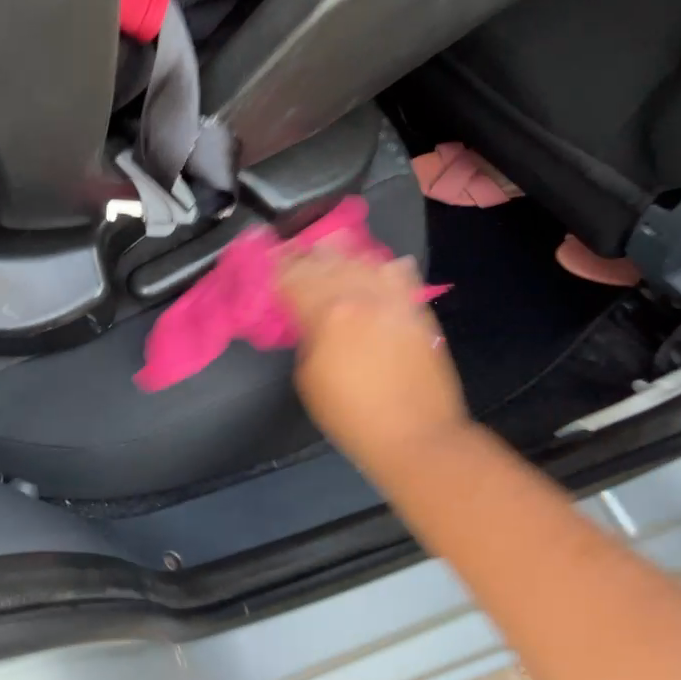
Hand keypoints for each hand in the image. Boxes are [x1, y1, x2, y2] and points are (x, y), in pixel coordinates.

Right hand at [276, 246, 471, 461]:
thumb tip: (308, 319)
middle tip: (289, 246)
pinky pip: (402, 279)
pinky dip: (387, 267)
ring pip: (365, 262)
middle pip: (327, 262)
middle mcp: (361, 298)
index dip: (274, 262)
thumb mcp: (307, 375)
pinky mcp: (418, 314)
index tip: (262, 250)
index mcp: (326, 314)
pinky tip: (380, 263)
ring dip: (343, 252)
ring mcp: (394, 303)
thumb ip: (306, 336)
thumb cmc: (349, 414)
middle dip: (304, 252)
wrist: (416, 436)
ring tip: (329, 243)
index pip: (292, 276)